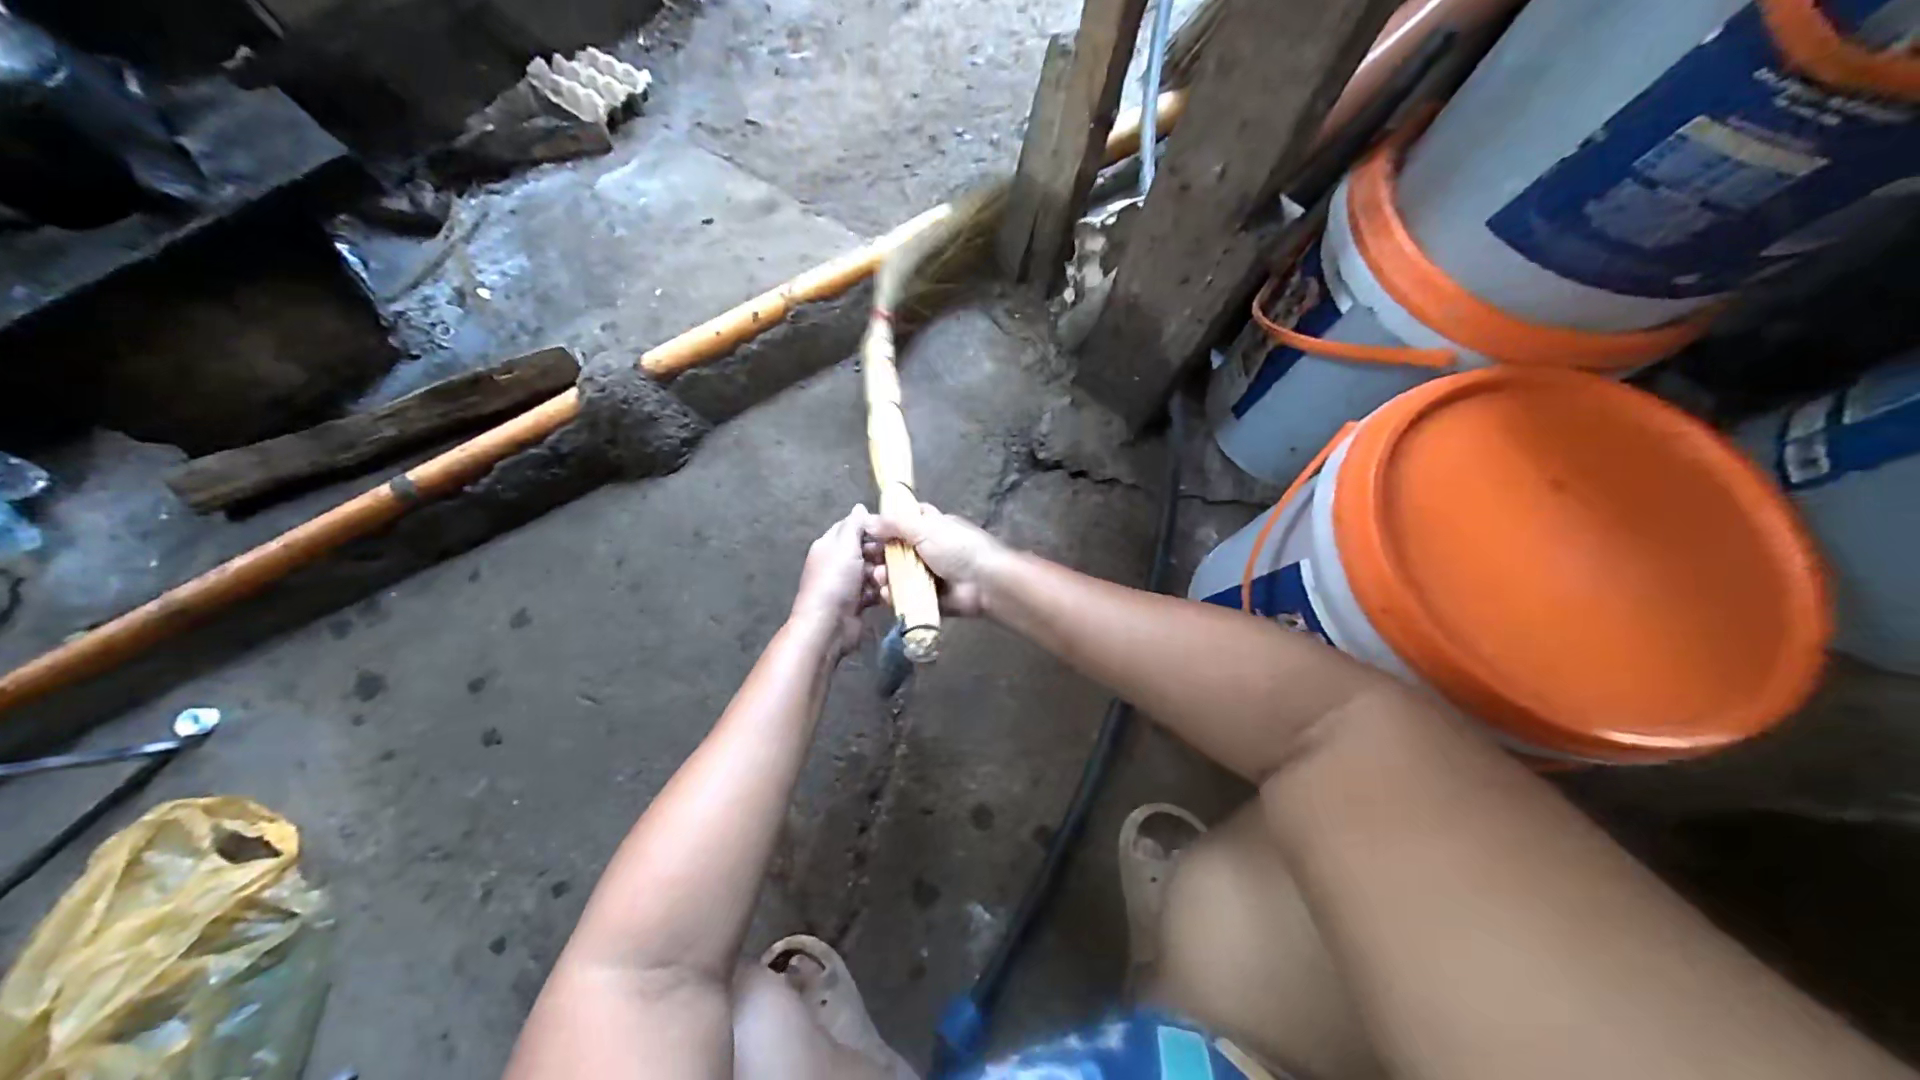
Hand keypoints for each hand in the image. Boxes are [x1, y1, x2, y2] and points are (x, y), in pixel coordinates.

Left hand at [791, 505, 882, 657]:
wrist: (828, 625)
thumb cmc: (835, 580)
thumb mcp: (844, 545)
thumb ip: (854, 524)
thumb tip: (859, 506)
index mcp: (830, 545)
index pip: (852, 527)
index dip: (872, 526)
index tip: (894, 528)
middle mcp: (838, 562)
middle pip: (866, 549)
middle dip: (882, 552)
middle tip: (898, 554)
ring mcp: (848, 583)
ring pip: (873, 570)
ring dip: (884, 573)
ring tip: (891, 578)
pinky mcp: (858, 602)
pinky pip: (875, 590)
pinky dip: (883, 591)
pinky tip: (890, 592)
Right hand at [868, 502, 1007, 617]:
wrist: (985, 582)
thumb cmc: (957, 547)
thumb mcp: (925, 528)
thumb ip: (895, 524)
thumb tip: (867, 520)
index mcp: (931, 526)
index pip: (904, 521)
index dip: (885, 525)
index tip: (865, 533)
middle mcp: (928, 548)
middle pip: (896, 550)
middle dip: (880, 555)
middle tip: (865, 560)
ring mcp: (928, 574)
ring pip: (898, 574)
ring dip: (885, 575)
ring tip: (879, 577)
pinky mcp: (928, 596)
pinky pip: (906, 595)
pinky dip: (895, 595)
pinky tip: (886, 594)